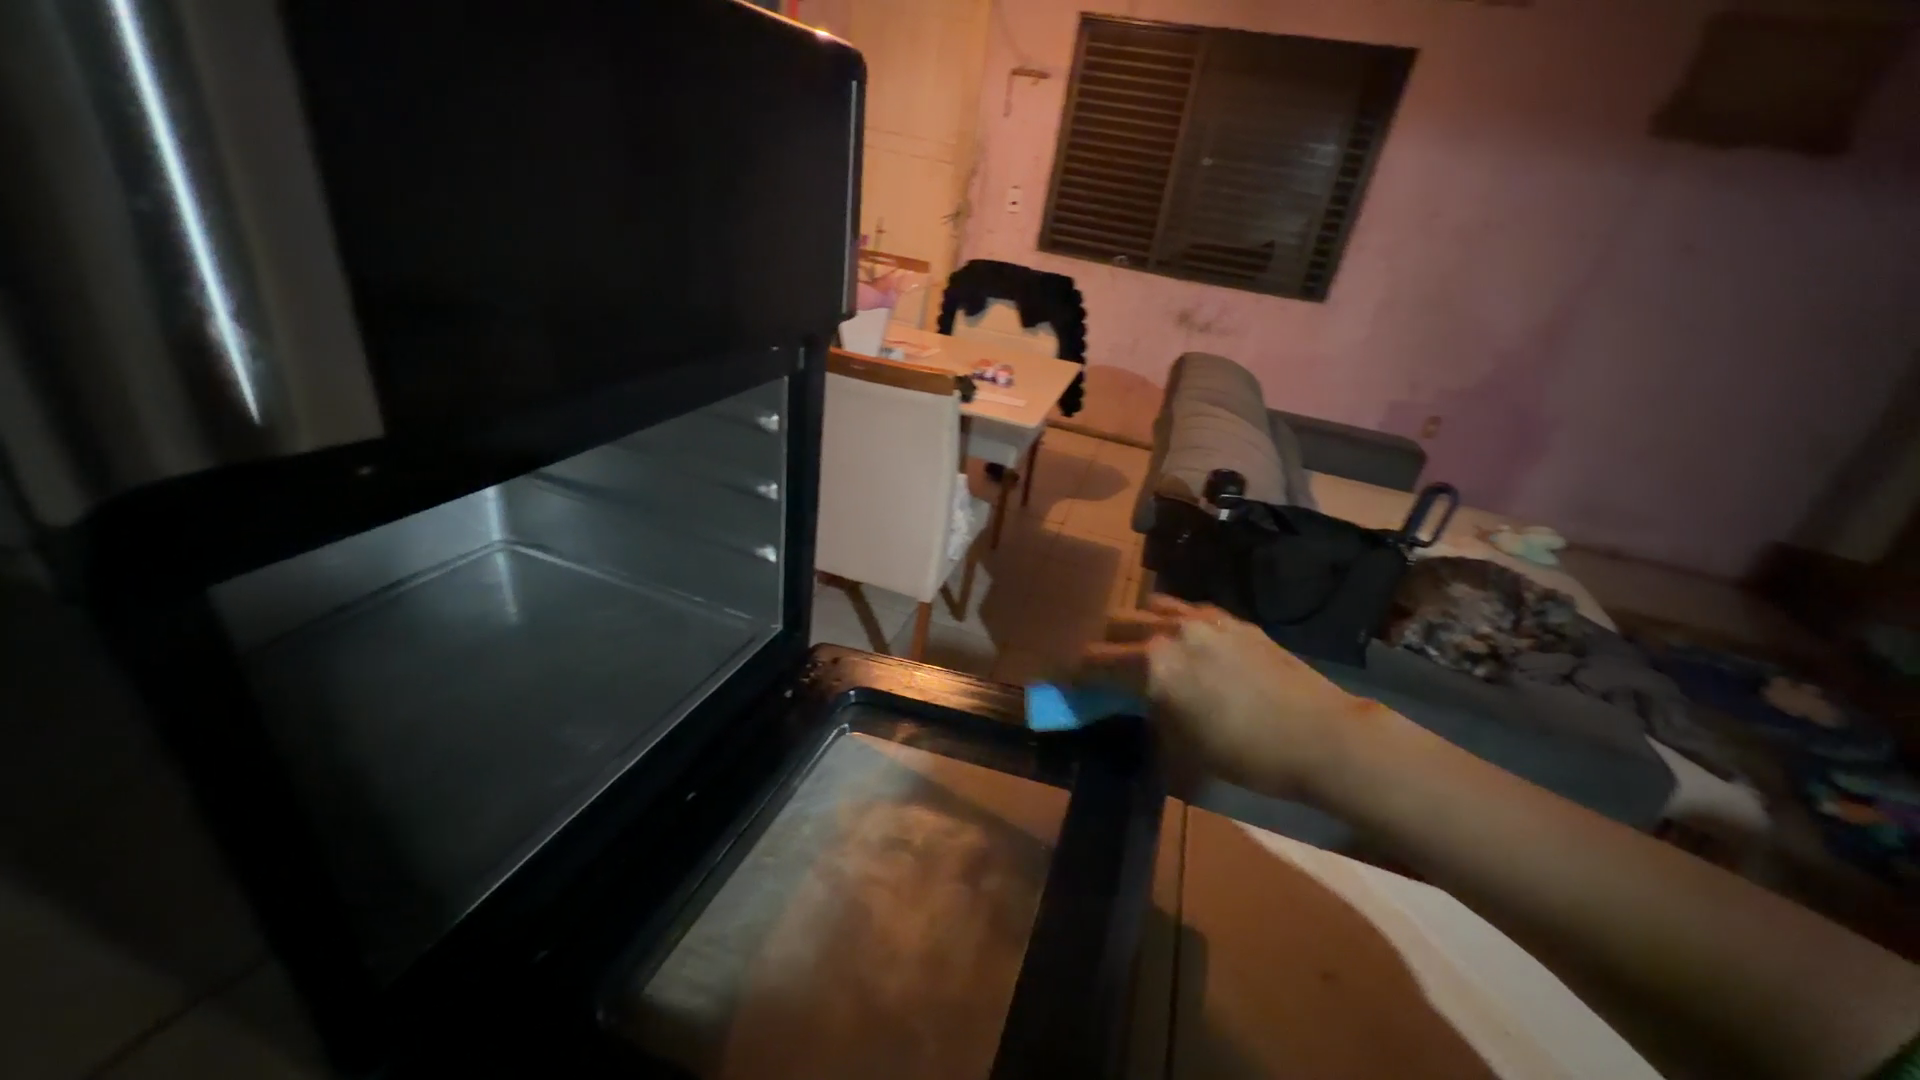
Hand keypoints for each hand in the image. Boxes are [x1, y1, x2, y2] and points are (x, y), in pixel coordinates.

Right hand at [1080, 596, 1388, 799]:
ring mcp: (1204, 618)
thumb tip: (1133, 706)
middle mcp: (1170, 630)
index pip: (1092, 662)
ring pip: (1149, 608)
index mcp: (1151, 665)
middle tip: (1105, 676)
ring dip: (1136, 629)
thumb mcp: (1181, 747)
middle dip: (1102, 650)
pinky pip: (1185, 610)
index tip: (1068, 689)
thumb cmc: (1246, 754)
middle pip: (1115, 626)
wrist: (1322, 736)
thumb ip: (1147, 717)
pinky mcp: (1233, 618)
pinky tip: (1185, 648)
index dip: (1075, 678)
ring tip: (1144, 655)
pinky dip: (1171, 624)